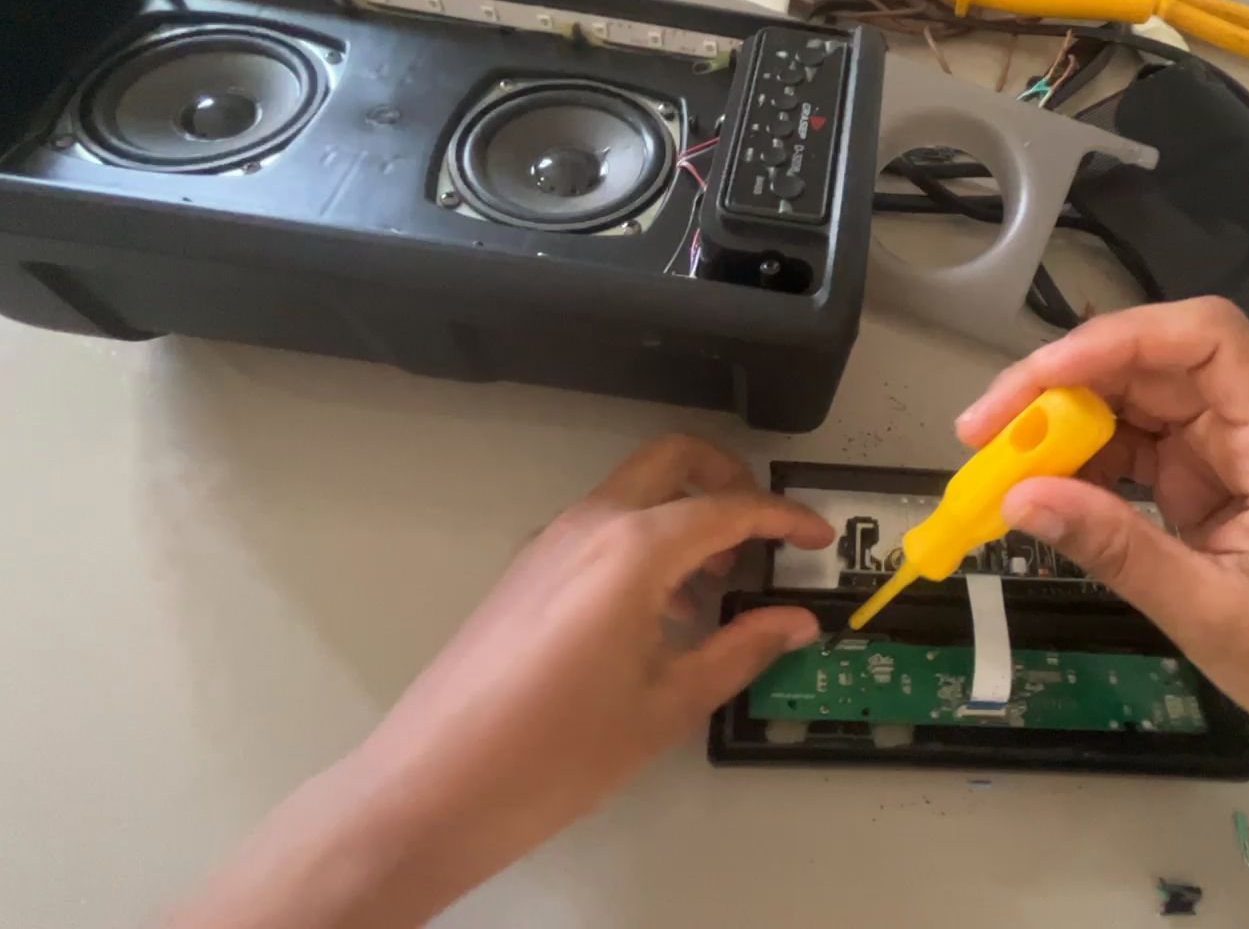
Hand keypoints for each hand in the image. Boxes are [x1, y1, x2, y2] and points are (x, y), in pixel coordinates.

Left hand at [169, 435, 831, 928]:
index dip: (785, 518)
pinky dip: (650, 540)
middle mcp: (593, 522)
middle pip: (675, 458)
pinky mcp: (531, 565)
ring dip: (688, 514)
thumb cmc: (560, 752)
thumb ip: (742, 648)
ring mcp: (554, 539)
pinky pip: (607, 525)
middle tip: (764, 532)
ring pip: (639, 490)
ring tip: (718, 586)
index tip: (818, 536)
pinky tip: (662, 611)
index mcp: (634, 549)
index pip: (730, 509)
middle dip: (730, 478)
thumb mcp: (669, 704)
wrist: (429, 790)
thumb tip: (798, 620)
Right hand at [956, 299, 1248, 783]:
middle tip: (983, 430)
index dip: (1121, 339)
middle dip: (1060, 381)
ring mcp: (1222, 450)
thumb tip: (1017, 499)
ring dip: (1058, 419)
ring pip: (1130, 397)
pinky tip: (1038, 486)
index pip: (1209, 341)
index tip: (1038, 380)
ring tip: (996, 460)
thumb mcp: (1215, 617)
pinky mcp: (1197, 477)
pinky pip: (1126, 445)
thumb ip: (1118, 552)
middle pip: (1151, 362)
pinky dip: (1076, 459)